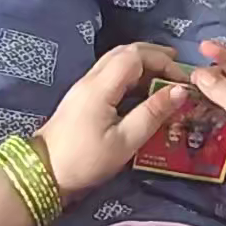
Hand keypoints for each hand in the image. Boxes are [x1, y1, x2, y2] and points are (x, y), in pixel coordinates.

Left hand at [36, 43, 189, 201]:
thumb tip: (180, 90)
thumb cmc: (86, 160)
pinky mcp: (82, 98)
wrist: (44, 173)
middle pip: (125, 52)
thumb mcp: (125, 141)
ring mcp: (84, 87)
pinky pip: (110, 75)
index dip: (162, 60)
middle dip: (154, 55)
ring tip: (166, 78)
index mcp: (101, 86)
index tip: (181, 80)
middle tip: (178, 68)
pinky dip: (131, 76)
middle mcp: (91, 79)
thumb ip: (152, 113)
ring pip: (116, 62)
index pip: (135, 56)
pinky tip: (143, 91)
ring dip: (142, 64)